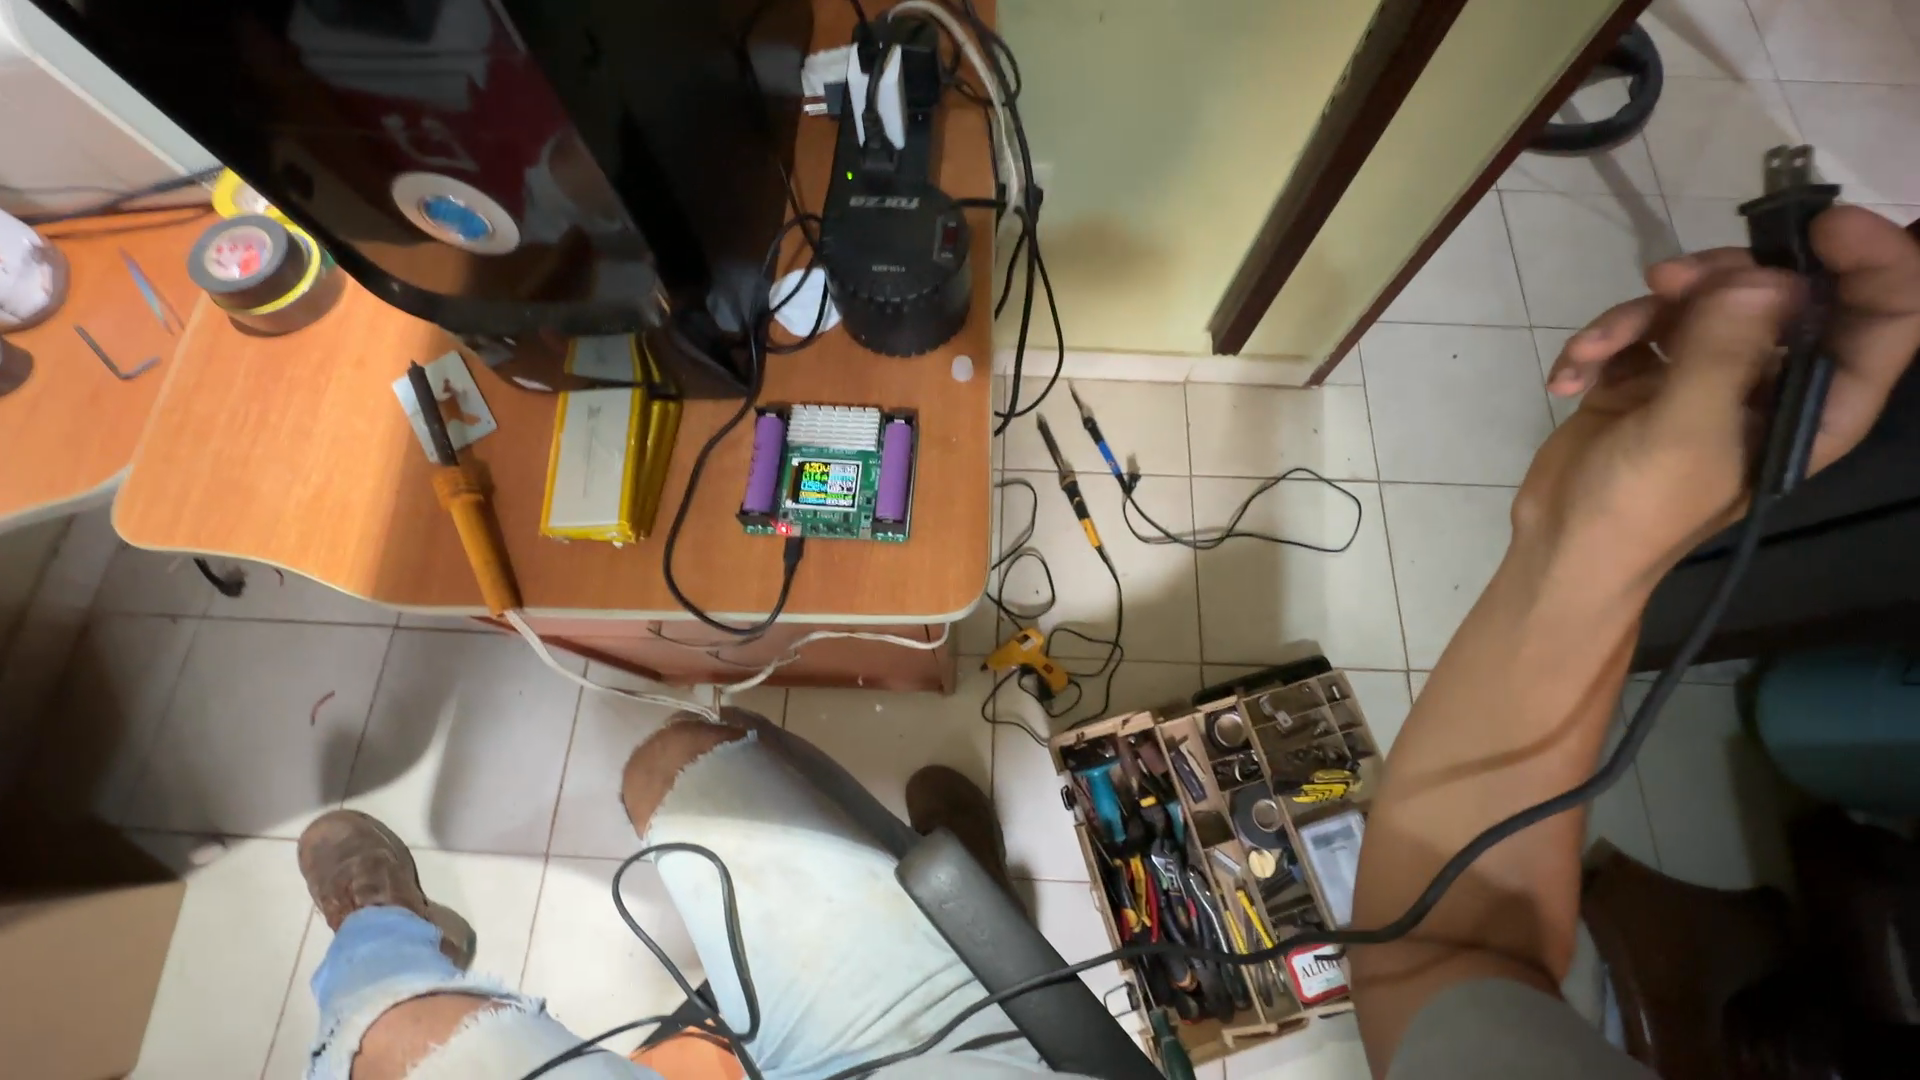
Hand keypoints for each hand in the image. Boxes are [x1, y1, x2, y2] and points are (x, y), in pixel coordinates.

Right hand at [1515, 206, 1919, 592]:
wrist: (1562, 546)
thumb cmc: (1640, 506)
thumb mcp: (1685, 435)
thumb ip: (1722, 354)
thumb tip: (1756, 278)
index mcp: (1813, 401)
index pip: (1882, 313)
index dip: (1871, 260)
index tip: (1820, 226)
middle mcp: (1763, 381)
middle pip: (1770, 293)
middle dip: (1715, 280)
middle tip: (1665, 280)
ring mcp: (1694, 379)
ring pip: (1686, 308)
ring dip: (1630, 319)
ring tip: (1589, 350)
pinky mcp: (1635, 384)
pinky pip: (1627, 338)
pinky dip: (1592, 349)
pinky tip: (1565, 381)